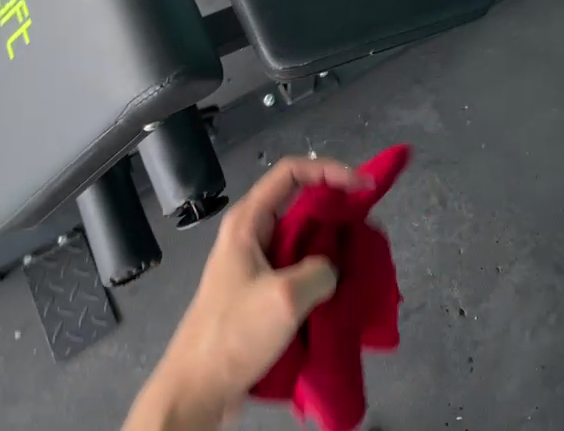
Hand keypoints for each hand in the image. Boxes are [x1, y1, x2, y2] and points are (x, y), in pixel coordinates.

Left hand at [125, 156, 367, 430]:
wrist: (196, 392)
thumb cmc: (233, 335)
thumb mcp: (285, 298)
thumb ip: (321, 271)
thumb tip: (332, 271)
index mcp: (248, 221)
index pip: (293, 171)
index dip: (330, 170)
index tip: (363, 186)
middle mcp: (252, 234)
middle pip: (301, 203)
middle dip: (337, 209)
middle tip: (368, 225)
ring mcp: (256, 265)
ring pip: (304, 239)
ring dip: (334, 246)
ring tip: (361, 260)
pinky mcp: (262, 293)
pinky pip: (300, 270)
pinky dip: (323, 274)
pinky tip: (341, 292)